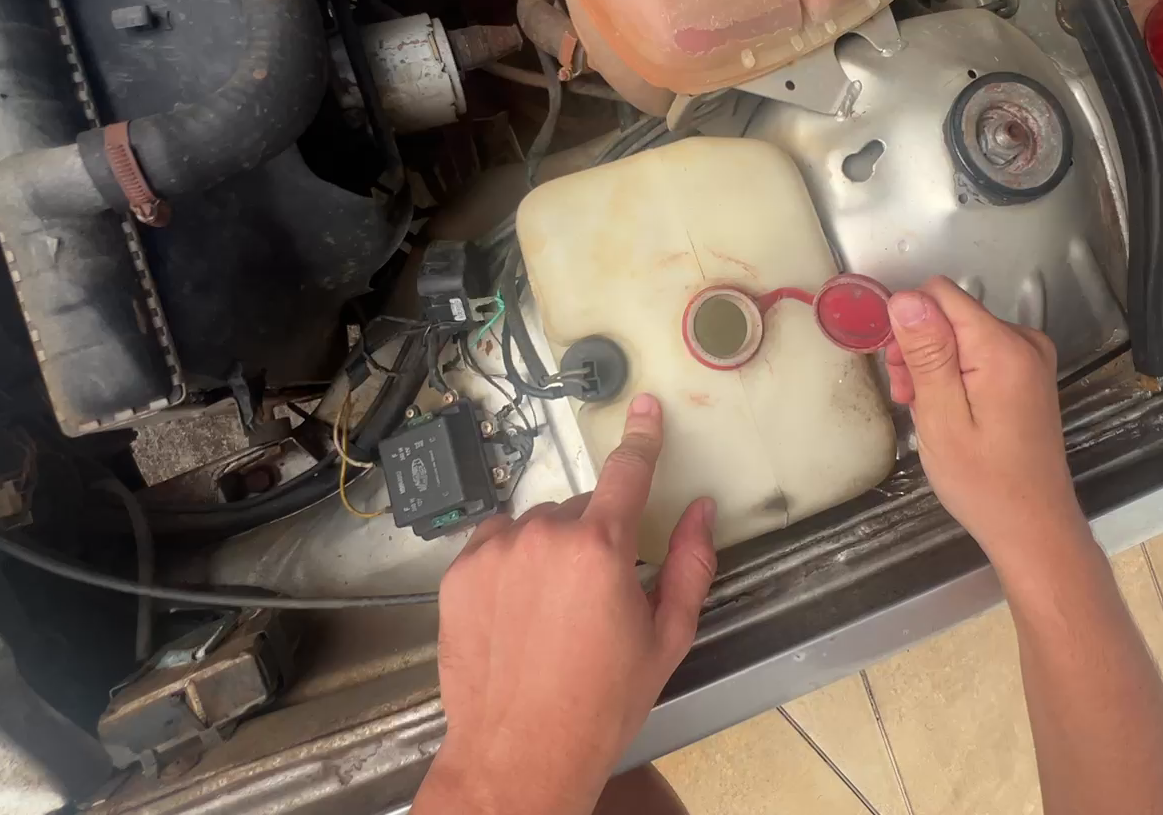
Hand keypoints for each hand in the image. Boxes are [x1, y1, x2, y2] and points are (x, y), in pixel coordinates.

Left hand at [413, 393, 717, 814]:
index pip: (628, 470)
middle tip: (594, 597)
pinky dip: (513, 560)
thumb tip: (702, 511)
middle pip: (582, 509)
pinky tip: (517, 607)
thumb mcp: (666, 638)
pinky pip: (498, 540)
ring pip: (539, 524)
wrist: (517, 755)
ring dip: (551, 549)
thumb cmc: (601, 702)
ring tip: (550, 610)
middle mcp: (545, 534)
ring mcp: (496, 548)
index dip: (642, 435)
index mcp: (601, 546)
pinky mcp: (460, 569)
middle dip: (594, 538)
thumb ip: (692, 564)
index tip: (645, 406)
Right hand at [884, 277, 1081, 576]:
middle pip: (947, 313)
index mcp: (1002, 348)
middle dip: (916, 347)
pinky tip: (944, 406)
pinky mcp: (1026, 372)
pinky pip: (975, 350)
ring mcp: (1029, 356)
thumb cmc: (982, 481)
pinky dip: (951, 372)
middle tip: (907, 396)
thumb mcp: (940, 417)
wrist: (1031, 526)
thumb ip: (926, 353)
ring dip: (930, 363)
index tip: (897, 367)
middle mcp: (1023, 341)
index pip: (938, 294)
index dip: (906, 323)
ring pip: (957, 332)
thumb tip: (904, 298)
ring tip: (923, 407)